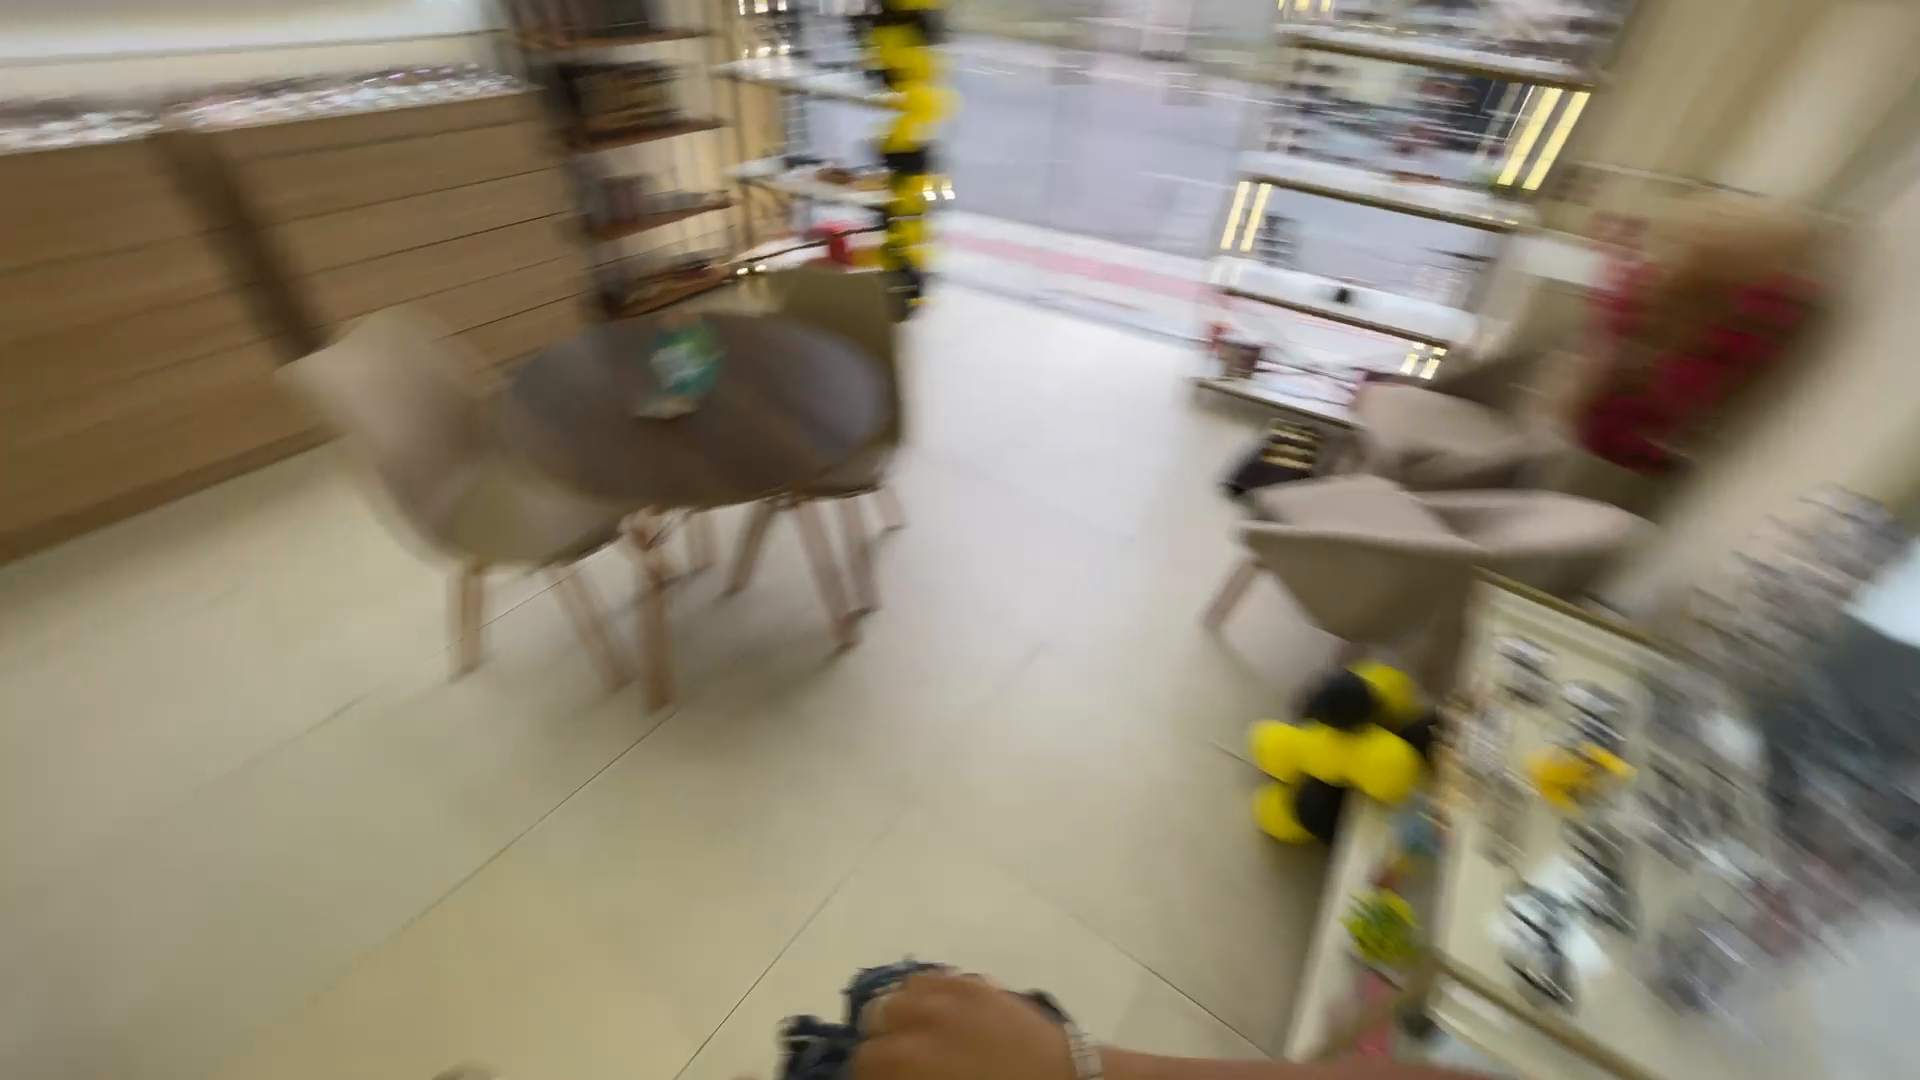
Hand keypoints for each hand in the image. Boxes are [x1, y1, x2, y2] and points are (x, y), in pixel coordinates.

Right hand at [852, 973, 1077, 1079]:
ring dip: (901, 1012)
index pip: (862, 1060)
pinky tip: (939, 1014)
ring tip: (916, 1035)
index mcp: (908, 1058)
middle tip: (897, 1064)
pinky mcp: (974, 981)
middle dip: (880, 1041)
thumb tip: (888, 1074)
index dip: (866, 1076)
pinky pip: (933, 978)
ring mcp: (949, 991)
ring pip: (901, 990)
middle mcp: (921, 1015)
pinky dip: (927, 994)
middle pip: (875, 1016)